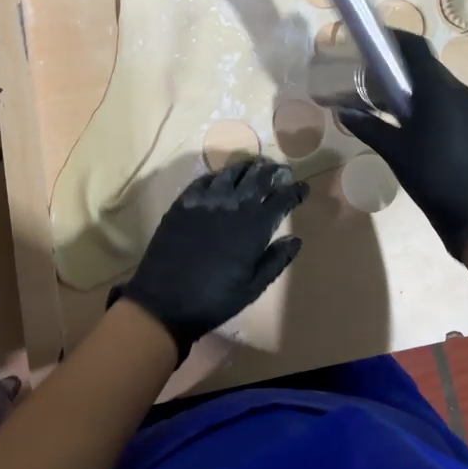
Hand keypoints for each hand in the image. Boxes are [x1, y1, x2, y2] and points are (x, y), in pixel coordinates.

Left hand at [114, 159, 306, 363]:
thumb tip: (296, 239)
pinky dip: (219, 175)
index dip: (295, 191)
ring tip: (254, 168)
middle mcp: (233, 205)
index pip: (281, 198)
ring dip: (247, 168)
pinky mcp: (184, 202)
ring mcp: (206, 200)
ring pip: (232, 172)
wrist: (165, 301)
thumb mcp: (253, 287)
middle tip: (280, 170)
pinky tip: (222, 178)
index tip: (302, 188)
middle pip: (258, 177)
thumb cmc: (214, 299)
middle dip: (273, 171)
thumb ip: (276, 260)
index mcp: (254, 227)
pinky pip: (205, 179)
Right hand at [340, 30, 467, 259]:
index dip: (395, 38)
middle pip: (427, 66)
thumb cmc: (431, 175)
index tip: (374, 41)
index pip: (416, 48)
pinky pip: (451, 102)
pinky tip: (414, 125)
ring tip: (390, 105)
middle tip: (373, 79)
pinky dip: (430, 103)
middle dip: (400, 68)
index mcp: (438, 90)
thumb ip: (367, 126)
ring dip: (415, 87)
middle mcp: (459, 91)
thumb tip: (342, 110)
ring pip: (439, 85)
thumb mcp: (393, 151)